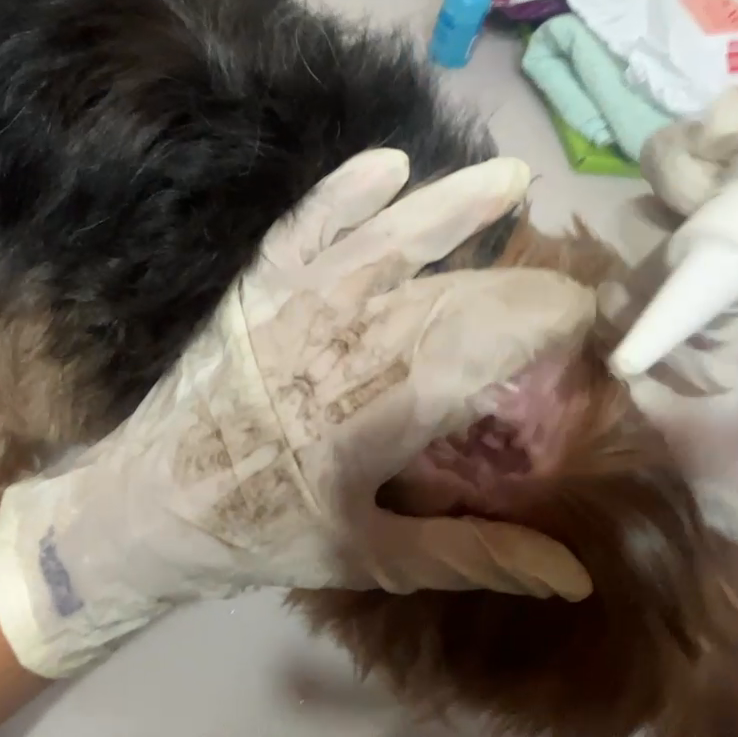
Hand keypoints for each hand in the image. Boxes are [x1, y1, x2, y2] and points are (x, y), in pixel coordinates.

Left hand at [0, 151, 597, 676]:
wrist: (146, 503)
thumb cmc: (261, 533)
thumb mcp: (372, 558)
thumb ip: (473, 555)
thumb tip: (573, 574)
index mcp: (376, 416)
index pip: (483, 350)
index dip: (543, 325)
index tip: (591, 319)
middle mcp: (343, 345)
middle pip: (449, 296)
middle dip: (517, 284)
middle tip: (568, 283)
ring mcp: (294, 304)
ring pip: (387, 243)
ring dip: (451, 208)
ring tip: (510, 180)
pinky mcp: (257, 285)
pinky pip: (307, 226)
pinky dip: (345, 191)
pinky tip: (390, 162)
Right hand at [601, 91, 737, 546]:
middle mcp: (728, 228)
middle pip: (680, 155)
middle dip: (686, 161)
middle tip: (709, 196)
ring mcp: (671, 270)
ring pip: (637, 214)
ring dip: (664, 242)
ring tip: (706, 299)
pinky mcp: (627, 315)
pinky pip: (613, 290)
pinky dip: (636, 312)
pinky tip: (675, 355)